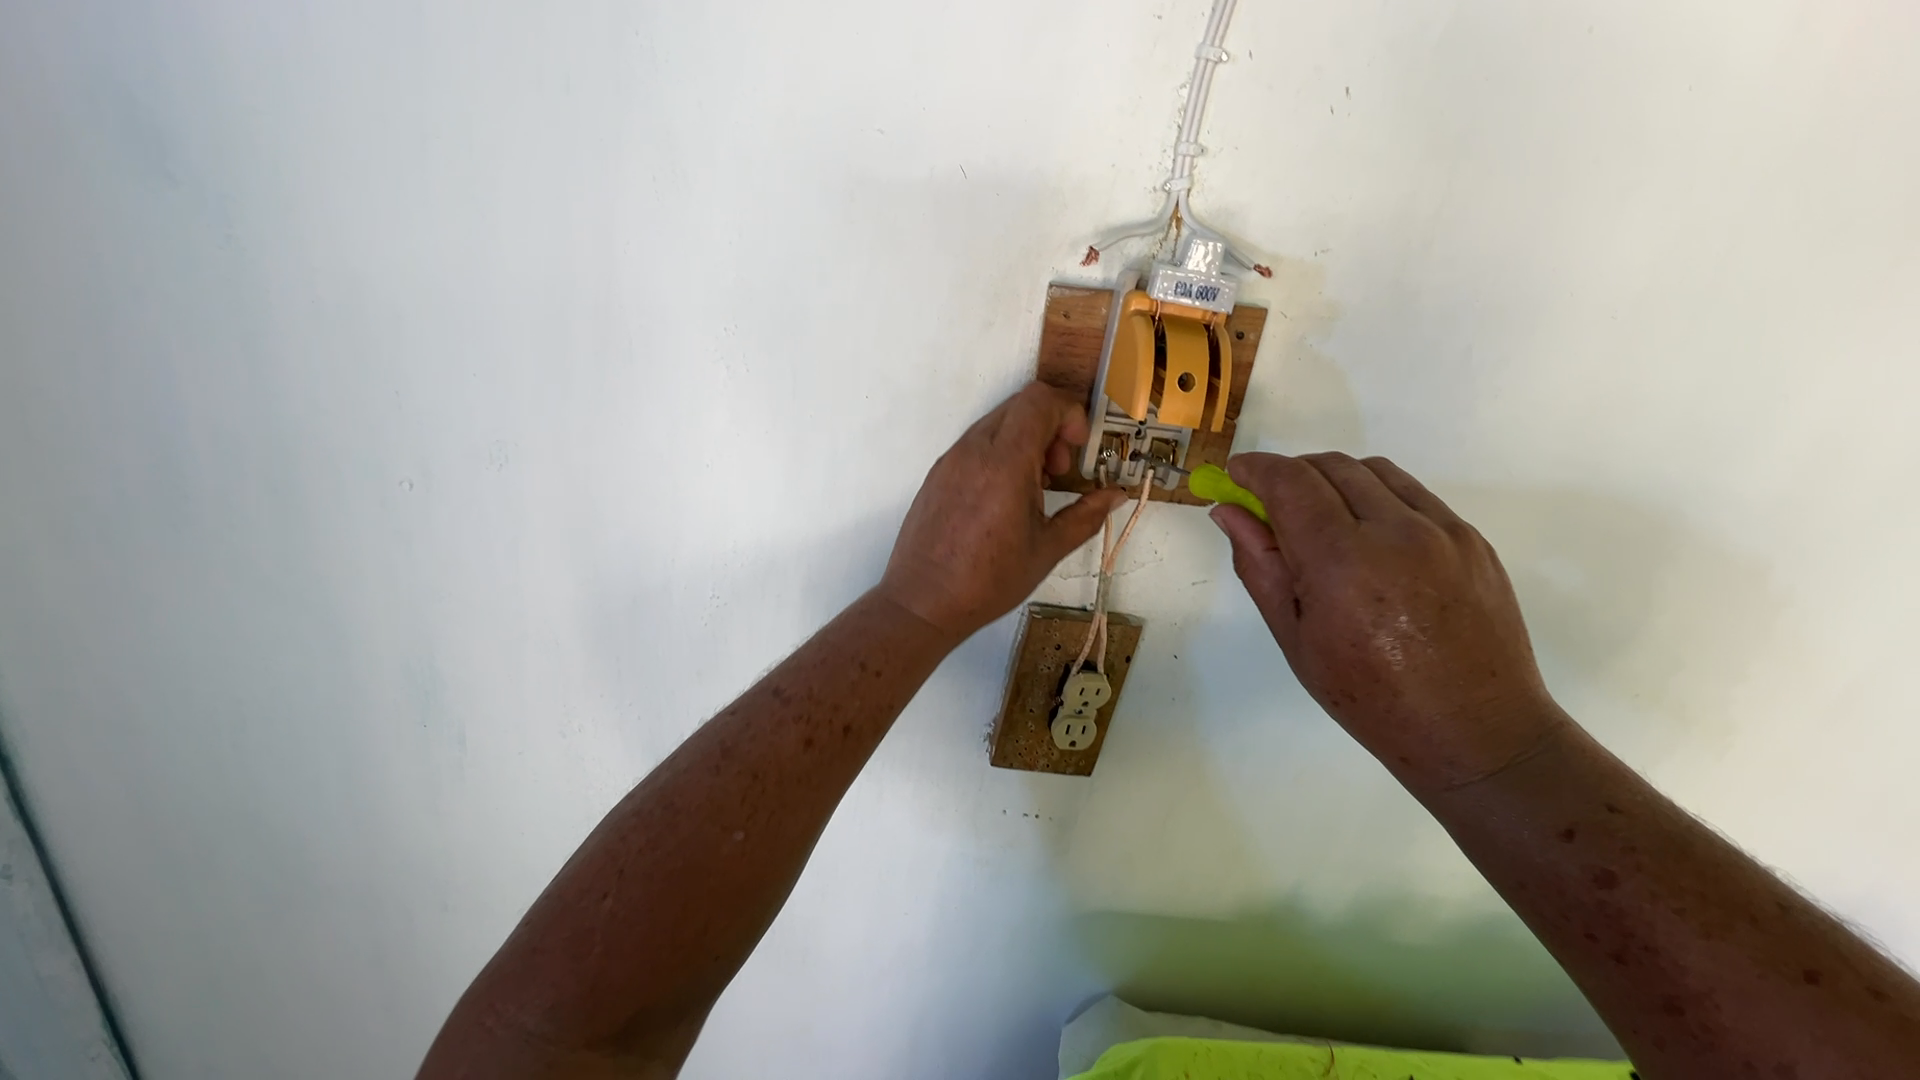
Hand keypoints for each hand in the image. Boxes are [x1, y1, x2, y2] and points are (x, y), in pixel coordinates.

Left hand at [878, 382, 1127, 641]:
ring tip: (1034, 488)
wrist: (922, 602)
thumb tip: (1117, 495)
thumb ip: (1086, 516)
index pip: (1040, 401)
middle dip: (1051, 426)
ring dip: (1025, 439)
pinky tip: (1005, 497)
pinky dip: (1000, 451)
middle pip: (1021, 404)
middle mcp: (974, 450)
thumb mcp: (1047, 550)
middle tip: (1058, 471)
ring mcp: (951, 459)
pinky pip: (976, 443)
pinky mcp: (938, 473)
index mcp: (1004, 463)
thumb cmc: (988, 581)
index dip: (1069, 413)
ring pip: (998, 421)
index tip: (1077, 449)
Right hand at [1210, 452, 1566, 793]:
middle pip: (1329, 466)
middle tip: (1270, 506)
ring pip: (1373, 471)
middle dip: (1290, 473)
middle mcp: (1396, 532)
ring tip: (1322, 522)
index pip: (1290, 482)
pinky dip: (1377, 498)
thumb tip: (1229, 512)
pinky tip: (1370, 542)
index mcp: (1343, 562)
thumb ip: (1260, 566)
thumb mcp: (1296, 637)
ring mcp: (1442, 530)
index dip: (1255, 469)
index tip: (1235, 475)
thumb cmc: (1369, 698)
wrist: (1475, 729)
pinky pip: (1413, 494)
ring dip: (1334, 480)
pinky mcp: (1471, 538)